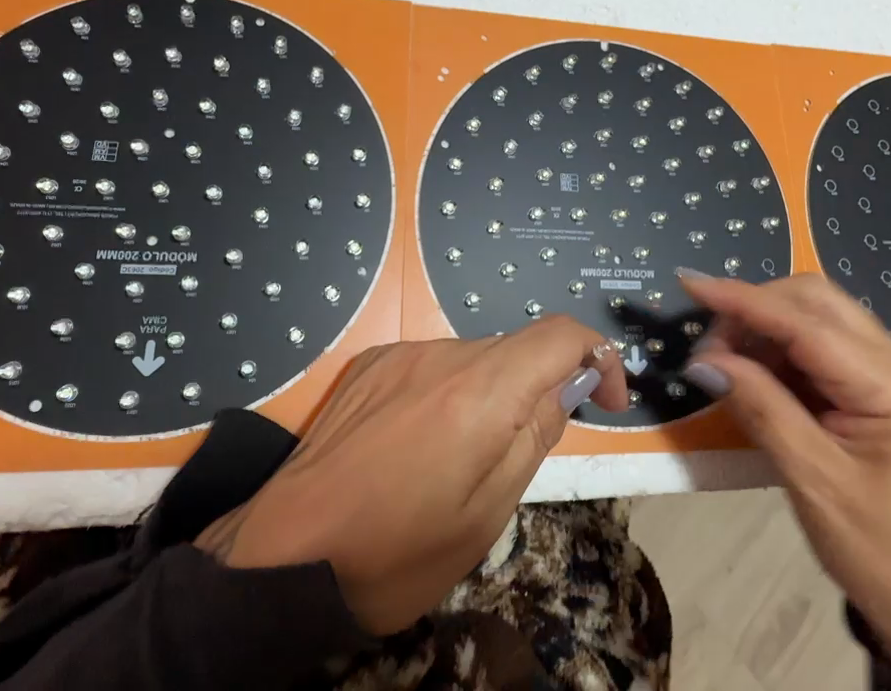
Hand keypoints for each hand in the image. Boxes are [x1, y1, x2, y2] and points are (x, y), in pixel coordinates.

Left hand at [194, 318, 627, 634]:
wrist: (284, 555)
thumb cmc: (398, 551)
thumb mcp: (488, 511)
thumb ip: (536, 433)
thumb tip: (569, 383)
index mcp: (481, 390)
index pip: (561, 334)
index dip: (598, 358)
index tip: (606, 404)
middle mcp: (440, 353)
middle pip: (516, 348)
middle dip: (538, 389)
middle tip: (519, 455)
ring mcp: (397, 354)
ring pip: (472, 358)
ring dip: (488, 393)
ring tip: (457, 460)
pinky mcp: (366, 365)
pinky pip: (429, 364)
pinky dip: (445, 392)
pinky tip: (416, 444)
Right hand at [679, 271, 890, 681]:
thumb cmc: (872, 545)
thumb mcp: (810, 478)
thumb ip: (760, 407)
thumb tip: (705, 359)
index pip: (806, 323)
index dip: (745, 300)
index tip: (691, 284)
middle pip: (815, 300)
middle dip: (754, 308)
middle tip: (709, 349)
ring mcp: (889, 371)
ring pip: (815, 314)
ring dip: (764, 327)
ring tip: (724, 365)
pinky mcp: (874, 385)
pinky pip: (819, 343)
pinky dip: (778, 348)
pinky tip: (754, 374)